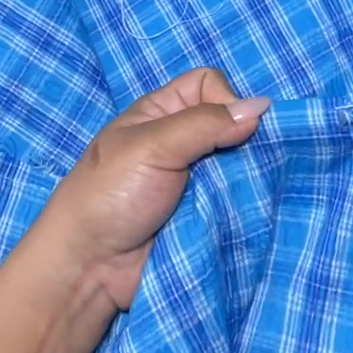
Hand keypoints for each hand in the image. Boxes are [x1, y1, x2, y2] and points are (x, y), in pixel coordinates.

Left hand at [30, 68, 270, 311]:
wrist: (90, 267)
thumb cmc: (111, 194)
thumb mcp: (152, 146)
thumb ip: (205, 123)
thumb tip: (262, 106)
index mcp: (161, 112)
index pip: (209, 84)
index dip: (226, 98)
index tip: (233, 130)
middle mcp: (182, 141)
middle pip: (232, 126)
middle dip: (249, 141)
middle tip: (255, 164)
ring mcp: (195, 182)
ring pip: (241, 166)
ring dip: (253, 177)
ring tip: (262, 192)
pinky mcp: (205, 218)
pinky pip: (239, 203)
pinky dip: (250, 206)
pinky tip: (262, 212)